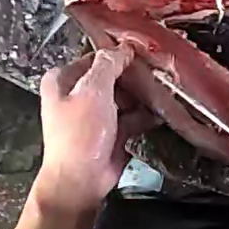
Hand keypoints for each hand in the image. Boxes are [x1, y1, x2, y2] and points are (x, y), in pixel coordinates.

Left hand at [32, 47, 153, 213]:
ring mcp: (96, 116)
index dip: (119, 57)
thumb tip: (122, 49)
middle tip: (158, 74)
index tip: (143, 55)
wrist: (80, 180)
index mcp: (63, 80)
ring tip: (164, 92)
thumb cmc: (79, 135)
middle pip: (113, 79)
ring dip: (143, 98)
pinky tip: (161, 112)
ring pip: (125, 99)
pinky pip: (131, 119)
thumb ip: (108, 66)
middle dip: (135, 79)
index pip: (95, 59)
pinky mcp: (111, 134)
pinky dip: (145, 117)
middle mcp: (77, 96)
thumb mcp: (93, 91)